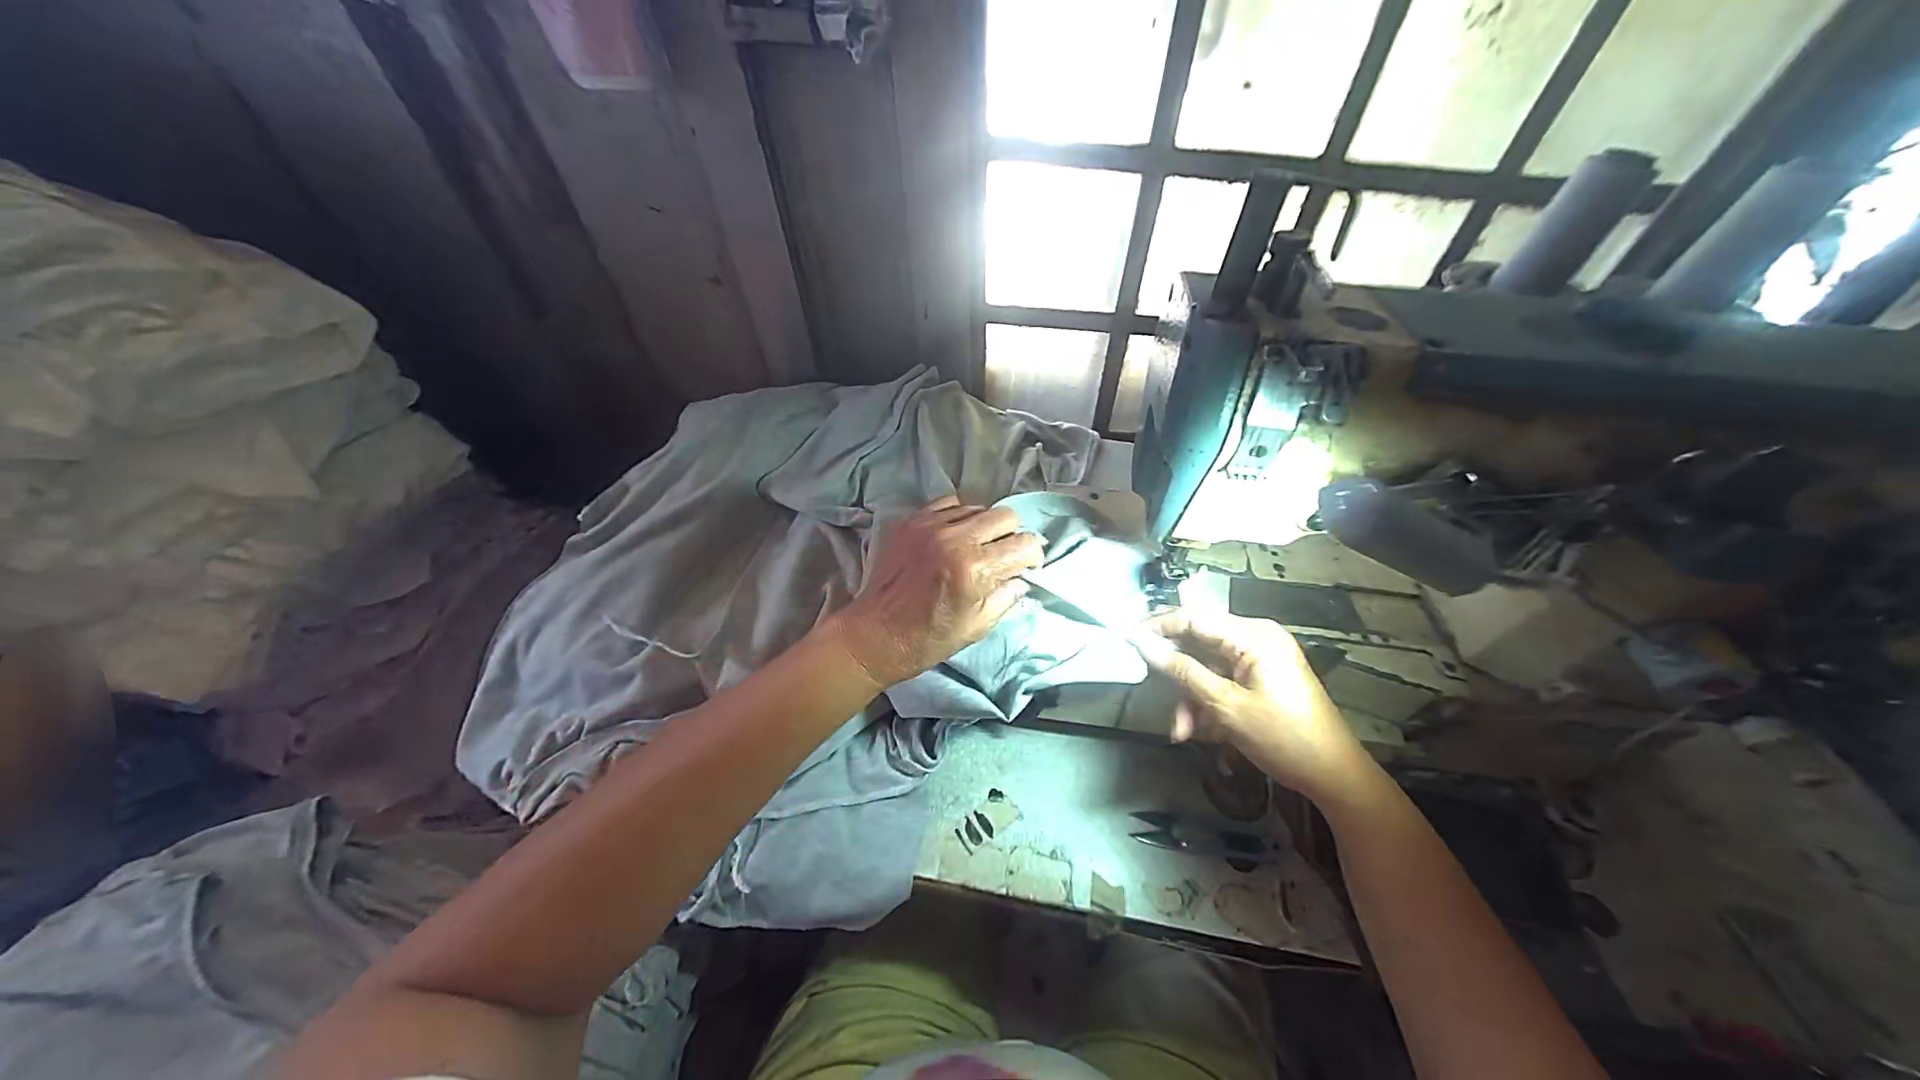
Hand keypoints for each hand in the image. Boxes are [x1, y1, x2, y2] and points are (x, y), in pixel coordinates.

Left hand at [822, 496, 1043, 687]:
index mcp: (974, 569)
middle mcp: (954, 539)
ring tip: (975, 548)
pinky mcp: (910, 522)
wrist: (875, 634)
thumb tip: (1021, 577)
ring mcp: (929, 526)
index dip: (1032, 556)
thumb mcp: (978, 626)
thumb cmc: (928, 639)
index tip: (1026, 567)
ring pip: (977, 507)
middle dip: (1012, 536)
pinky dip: (957, 517)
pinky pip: (947, 504)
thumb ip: (1007, 596)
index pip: (1024, 544)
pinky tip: (952, 537)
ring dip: (984, 526)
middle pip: (1005, 516)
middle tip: (1002, 556)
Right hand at [1141, 610, 1381, 807]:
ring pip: (1207, 668)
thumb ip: (1183, 672)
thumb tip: (1145, 646)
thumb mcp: (1226, 706)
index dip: (1158, 626)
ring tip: (1183, 730)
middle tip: (1154, 693)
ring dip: (1190, 698)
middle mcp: (1257, 639)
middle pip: (1199, 644)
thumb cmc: (1284, 737)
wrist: (1335, 776)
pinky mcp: (1261, 680)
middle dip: (1176, 674)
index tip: (1127, 639)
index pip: (1194, 617)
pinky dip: (1207, 704)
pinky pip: (1222, 682)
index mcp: (1254, 635)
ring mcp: (1260, 660)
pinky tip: (1199, 731)